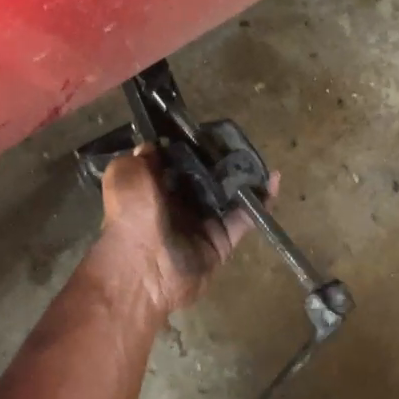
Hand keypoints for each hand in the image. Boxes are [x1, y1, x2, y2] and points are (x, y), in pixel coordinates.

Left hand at [95, 146, 276, 316]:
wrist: (142, 267)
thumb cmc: (130, 214)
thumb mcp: (125, 172)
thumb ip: (141, 157)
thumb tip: (154, 145)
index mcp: (153, 188)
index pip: (176, 162)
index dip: (191, 147)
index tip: (208, 130)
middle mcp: (178, 205)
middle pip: (205, 178)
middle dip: (220, 161)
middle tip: (239, 140)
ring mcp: (202, 224)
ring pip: (228, 196)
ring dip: (244, 178)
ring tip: (260, 156)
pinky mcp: (221, 242)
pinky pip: (244, 218)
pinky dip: (261, 200)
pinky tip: (273, 179)